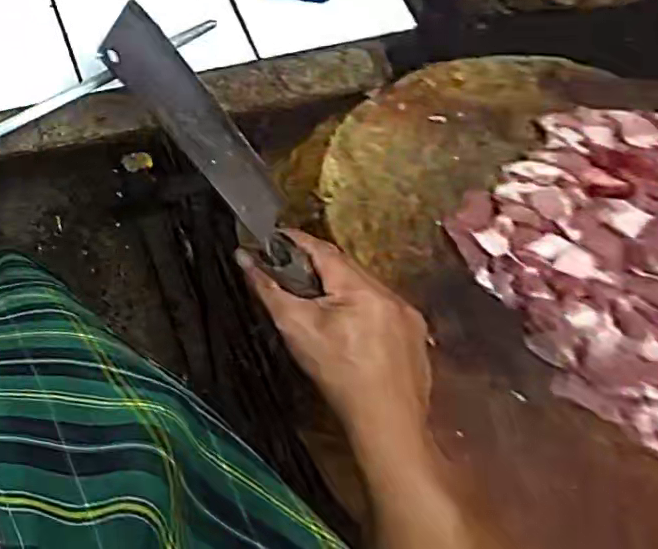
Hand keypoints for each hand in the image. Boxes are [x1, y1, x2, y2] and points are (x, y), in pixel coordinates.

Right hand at [239, 229, 430, 444]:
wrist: (386, 421)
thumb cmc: (336, 370)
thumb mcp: (292, 323)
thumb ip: (266, 285)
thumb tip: (243, 256)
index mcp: (365, 292)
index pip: (324, 250)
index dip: (295, 239)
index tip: (270, 236)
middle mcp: (393, 299)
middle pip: (345, 266)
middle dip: (313, 262)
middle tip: (282, 265)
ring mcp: (410, 319)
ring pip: (363, 285)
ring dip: (334, 282)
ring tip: (307, 291)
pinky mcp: (415, 336)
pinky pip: (378, 304)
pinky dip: (353, 301)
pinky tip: (338, 318)